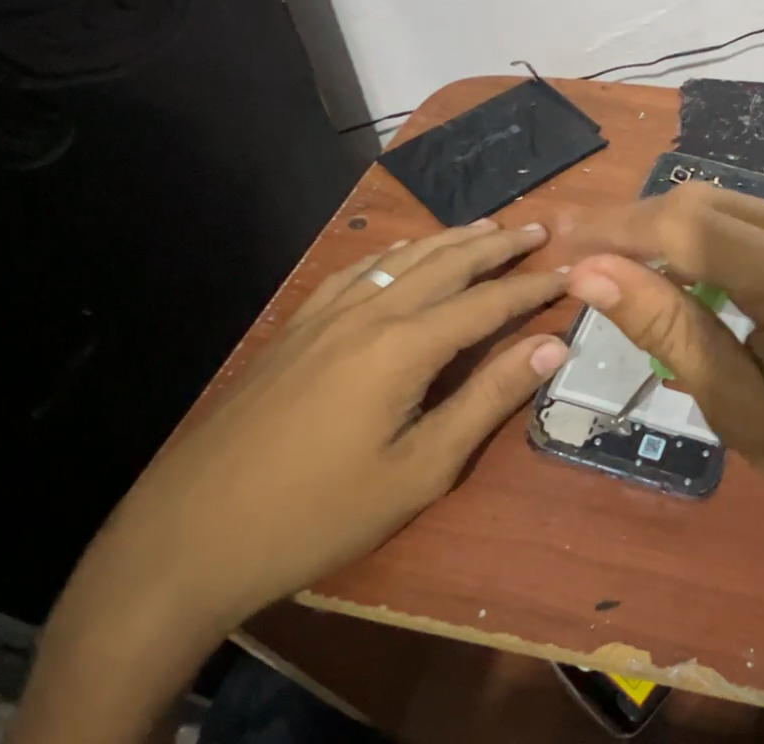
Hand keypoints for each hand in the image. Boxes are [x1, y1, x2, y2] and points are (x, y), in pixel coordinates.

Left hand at [14, 219, 567, 743]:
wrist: (189, 537)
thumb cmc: (320, 514)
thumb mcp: (420, 470)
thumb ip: (487, 400)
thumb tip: (552, 346)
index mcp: (403, 347)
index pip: (487, 303)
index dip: (533, 287)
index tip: (573, 271)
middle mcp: (366, 315)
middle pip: (445, 265)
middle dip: (496, 247)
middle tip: (539, 231)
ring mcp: (323, 318)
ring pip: (399, 261)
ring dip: (449, 241)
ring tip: (487, 227)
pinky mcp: (294, 331)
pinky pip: (355, 273)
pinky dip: (392, 256)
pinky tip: (400, 255)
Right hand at [562, 184, 763, 557]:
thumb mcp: (746, 411)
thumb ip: (672, 331)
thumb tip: (593, 274)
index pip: (684, 226)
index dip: (613, 230)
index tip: (555, 244)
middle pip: (707, 203)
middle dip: (636, 226)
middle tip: (580, 264)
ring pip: (735, 209)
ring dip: (675, 234)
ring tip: (624, 277)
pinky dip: (717, 247)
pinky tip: (693, 283)